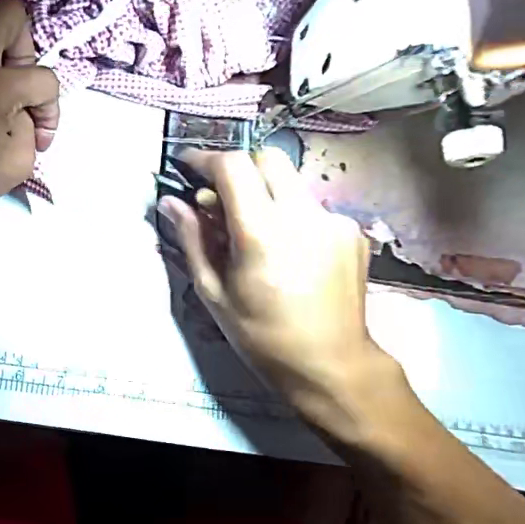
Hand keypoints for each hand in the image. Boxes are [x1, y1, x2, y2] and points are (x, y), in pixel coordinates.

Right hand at [158, 148, 402, 436]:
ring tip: (257, 235)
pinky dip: (294, 217)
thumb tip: (172, 202)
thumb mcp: (215, 294)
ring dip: (267, 194)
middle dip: (240, 170)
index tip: (190, 168)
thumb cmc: (264, 337)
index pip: (233, 166)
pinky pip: (313, 207)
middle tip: (222, 200)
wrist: (331, 364)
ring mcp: (334, 221)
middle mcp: (303, 216)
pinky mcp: (352, 231)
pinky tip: (290, 253)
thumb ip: (193, 240)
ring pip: (292, 183)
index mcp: (263, 233)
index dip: (206, 159)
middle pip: (268, 159)